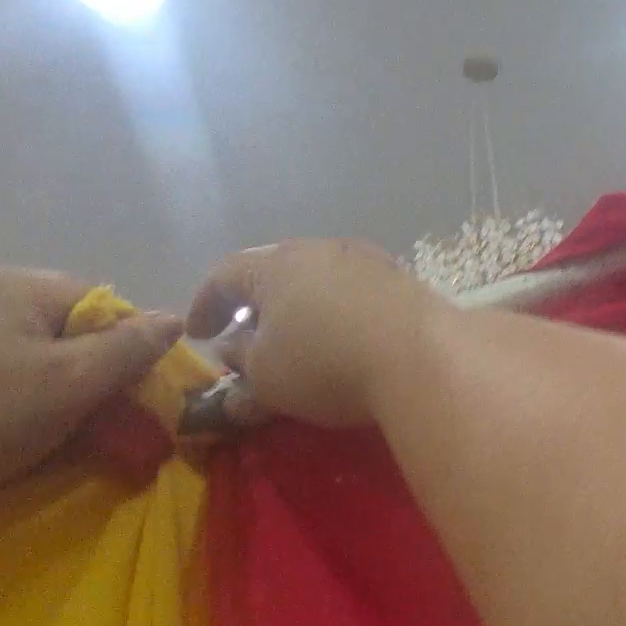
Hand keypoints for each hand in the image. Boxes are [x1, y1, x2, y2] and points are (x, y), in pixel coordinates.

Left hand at [0, 267, 183, 576]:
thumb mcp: (73, 385)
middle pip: (54, 322)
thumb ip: (132, 347)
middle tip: (80, 414)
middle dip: (79, 364)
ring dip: (36, 378)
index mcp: (2, 282)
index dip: (124, 347)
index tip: (123, 393)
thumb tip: (173, 320)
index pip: (99, 302)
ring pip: (11, 343)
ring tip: (31, 424)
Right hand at [186, 240, 442, 427]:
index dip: (206, 304)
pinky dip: (347, 314)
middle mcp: (328, 251)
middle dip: (262, 303)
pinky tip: (352, 340)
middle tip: (252, 335)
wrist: (426, 356)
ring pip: (328, 280)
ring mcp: (376, 263)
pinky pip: (365, 295)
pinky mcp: (411, 284)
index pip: (227, 274)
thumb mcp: (266, 375)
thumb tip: (234, 350)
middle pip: (283, 270)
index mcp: (280, 264)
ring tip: (303, 340)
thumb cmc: (327, 363)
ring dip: (309, 307)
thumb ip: (241, 361)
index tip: (198, 334)